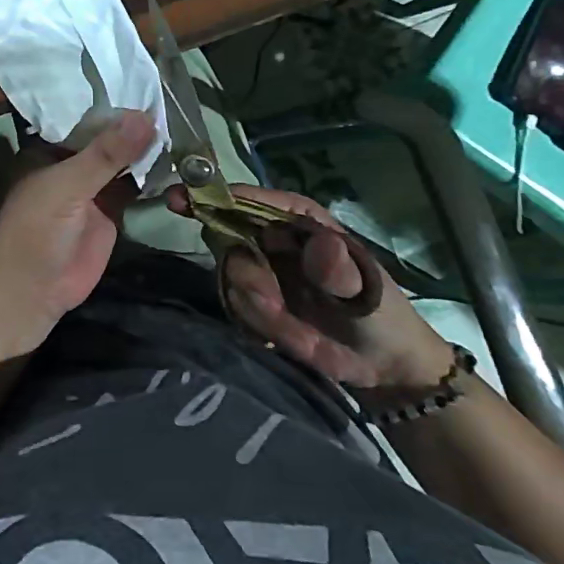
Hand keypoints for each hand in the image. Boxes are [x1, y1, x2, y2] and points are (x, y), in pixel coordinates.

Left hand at [0, 110, 156, 360]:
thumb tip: (144, 117)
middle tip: (173, 98)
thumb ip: (105, 154)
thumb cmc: (36, 232)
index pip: (82, 117)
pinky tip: (177, 156)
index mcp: (47, 149)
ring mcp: (91, 186)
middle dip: (134, 123)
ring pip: (122, 160)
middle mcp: (69, 163)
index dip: (111, 102)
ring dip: (146, 146)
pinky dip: (153, 173)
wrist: (35, 293)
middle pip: (106, 137)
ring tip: (181, 121)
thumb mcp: (67, 187)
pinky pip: (134, 185)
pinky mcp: (110, 209)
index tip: (146, 80)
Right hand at [168, 183, 453, 391]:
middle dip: (247, 278)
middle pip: (229, 239)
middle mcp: (271, 238)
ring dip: (260, 312)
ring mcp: (259, 270)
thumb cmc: (381, 315)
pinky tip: (290, 342)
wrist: (383, 367)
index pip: (249, 199)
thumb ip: (340, 271)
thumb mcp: (366, 294)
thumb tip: (321, 244)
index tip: (179, 200)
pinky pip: (236, 307)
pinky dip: (259, 328)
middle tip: (272, 308)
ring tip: (300, 338)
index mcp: (299, 221)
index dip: (214, 196)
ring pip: (232, 279)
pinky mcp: (252, 302)